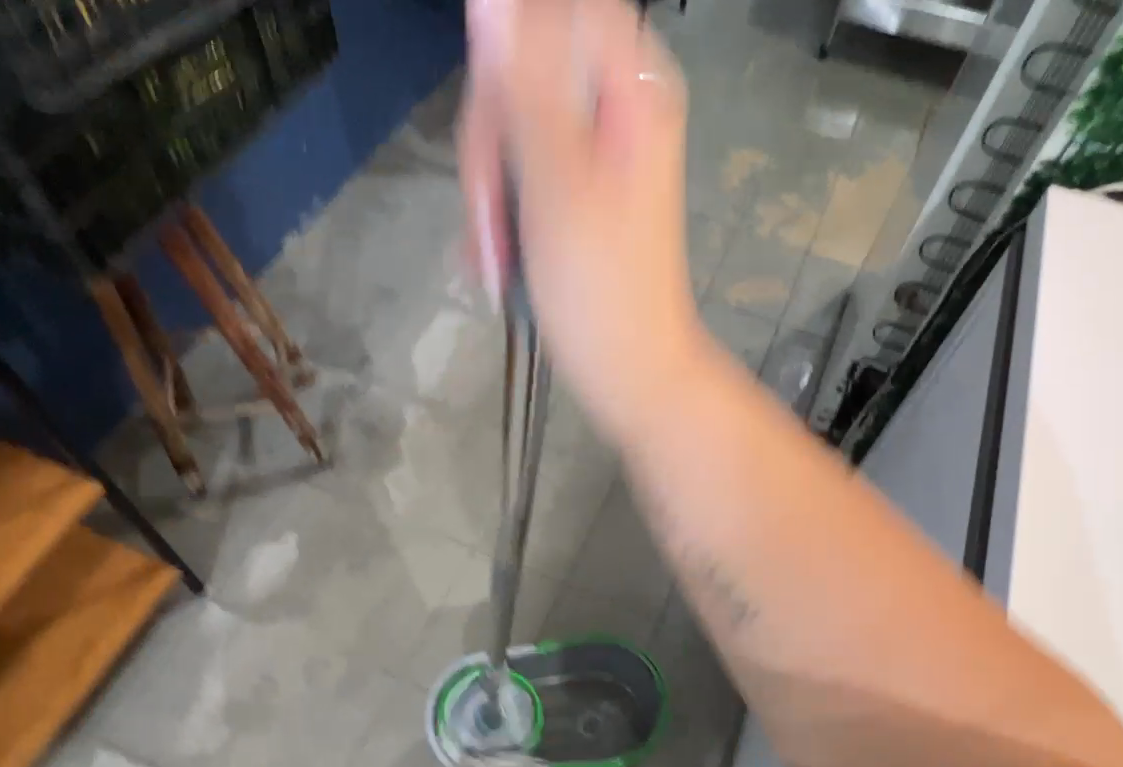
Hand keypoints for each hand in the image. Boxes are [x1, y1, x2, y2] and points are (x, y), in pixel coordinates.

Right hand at [458, 0, 705, 422]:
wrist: (633, 374)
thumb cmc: (601, 292)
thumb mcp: (554, 184)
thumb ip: (524, 85)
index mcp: (631, 88)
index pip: (556, 10)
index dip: (508, 46)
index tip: (489, 112)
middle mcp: (618, 105)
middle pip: (525, 65)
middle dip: (491, 140)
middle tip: (489, 209)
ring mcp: (597, 149)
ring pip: (513, 122)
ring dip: (490, 187)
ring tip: (496, 251)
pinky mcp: (578, 190)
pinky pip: (523, 168)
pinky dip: (503, 210)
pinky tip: (499, 256)